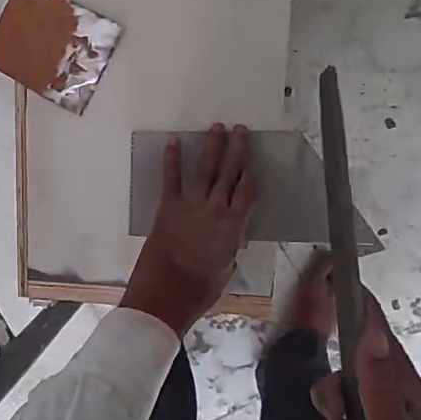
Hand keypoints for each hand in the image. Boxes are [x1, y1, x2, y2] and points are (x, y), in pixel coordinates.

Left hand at [121, 124, 257, 335]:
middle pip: (229, 173)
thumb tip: (231, 239)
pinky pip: (171, 180)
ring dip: (211, 147)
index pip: (248, 192)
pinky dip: (171, 161)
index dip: (251, 174)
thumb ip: (230, 248)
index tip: (254, 160)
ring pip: (205, 170)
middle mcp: (215, 209)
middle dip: (236, 150)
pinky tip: (173, 143)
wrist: (167, 291)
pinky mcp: (168, 207)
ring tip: (217, 128)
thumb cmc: (200, 288)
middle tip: (241, 130)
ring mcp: (191, 206)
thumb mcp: (225, 269)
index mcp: (233, 226)